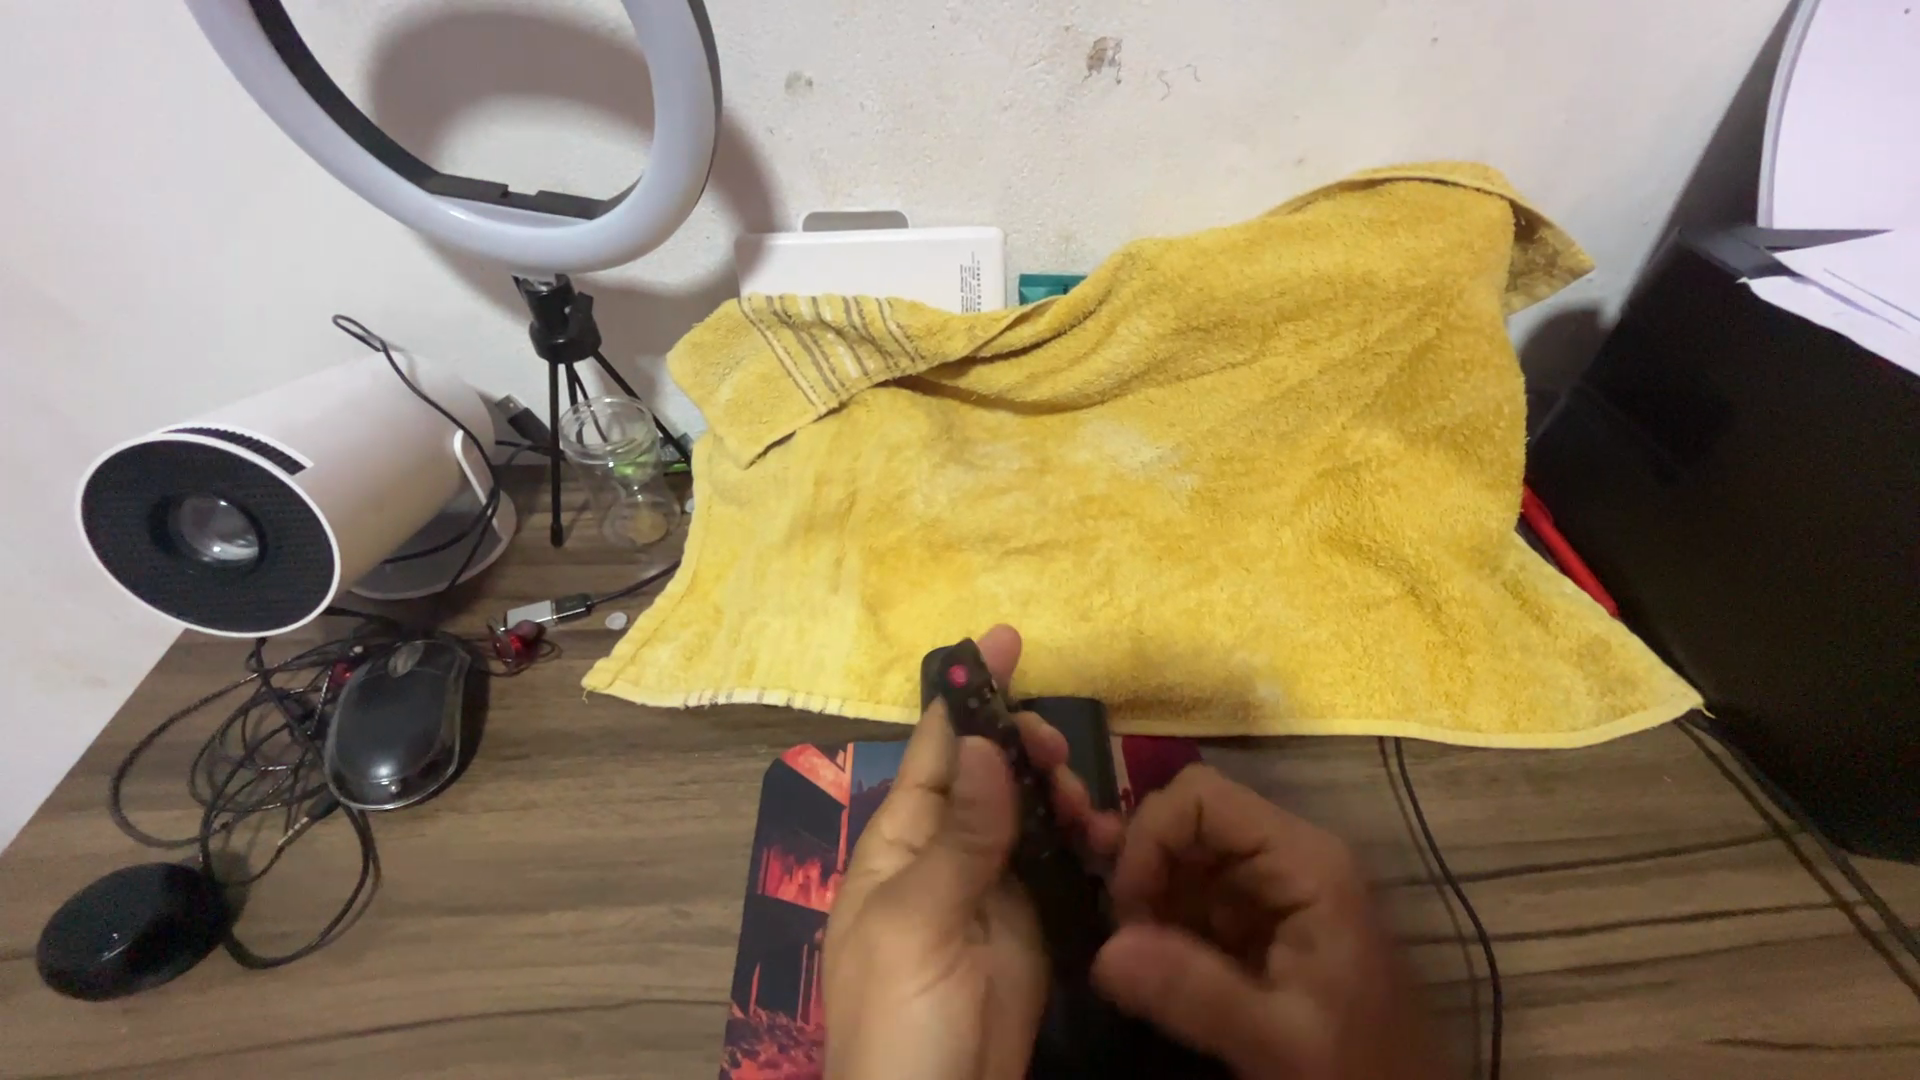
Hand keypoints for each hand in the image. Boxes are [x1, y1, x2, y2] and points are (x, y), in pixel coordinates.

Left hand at [822, 626, 1113, 1079]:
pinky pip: (1059, 858)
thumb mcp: (917, 922)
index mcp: (903, 836)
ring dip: (1059, 794)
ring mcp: (992, 880)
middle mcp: (946, 845)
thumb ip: (958, 836)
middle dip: (1025, 747)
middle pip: (991, 769)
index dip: (968, 691)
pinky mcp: (1032, 916)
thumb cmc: (901, 1015)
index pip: (936, 744)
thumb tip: (980, 745)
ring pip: (1030, 808)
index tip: (1003, 638)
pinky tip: (1105, 845)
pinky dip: (1083, 842)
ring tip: (1083, 811)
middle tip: (1055, 756)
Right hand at [1093, 766, 1445, 1079]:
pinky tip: (1148, 955)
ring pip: (1185, 851)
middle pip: (1189, 816)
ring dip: (1147, 890)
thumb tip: (1104, 953)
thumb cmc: (1363, 1076)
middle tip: (1124, 932)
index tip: (1128, 908)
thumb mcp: (1283, 1045)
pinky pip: (1194, 890)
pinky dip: (1161, 913)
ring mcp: (1273, 884)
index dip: (1151, 835)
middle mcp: (1288, 854)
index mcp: (1304, 861)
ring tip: (1130, 948)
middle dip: (1144, 864)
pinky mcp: (1260, 917)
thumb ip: (1196, 994)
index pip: (1202, 797)